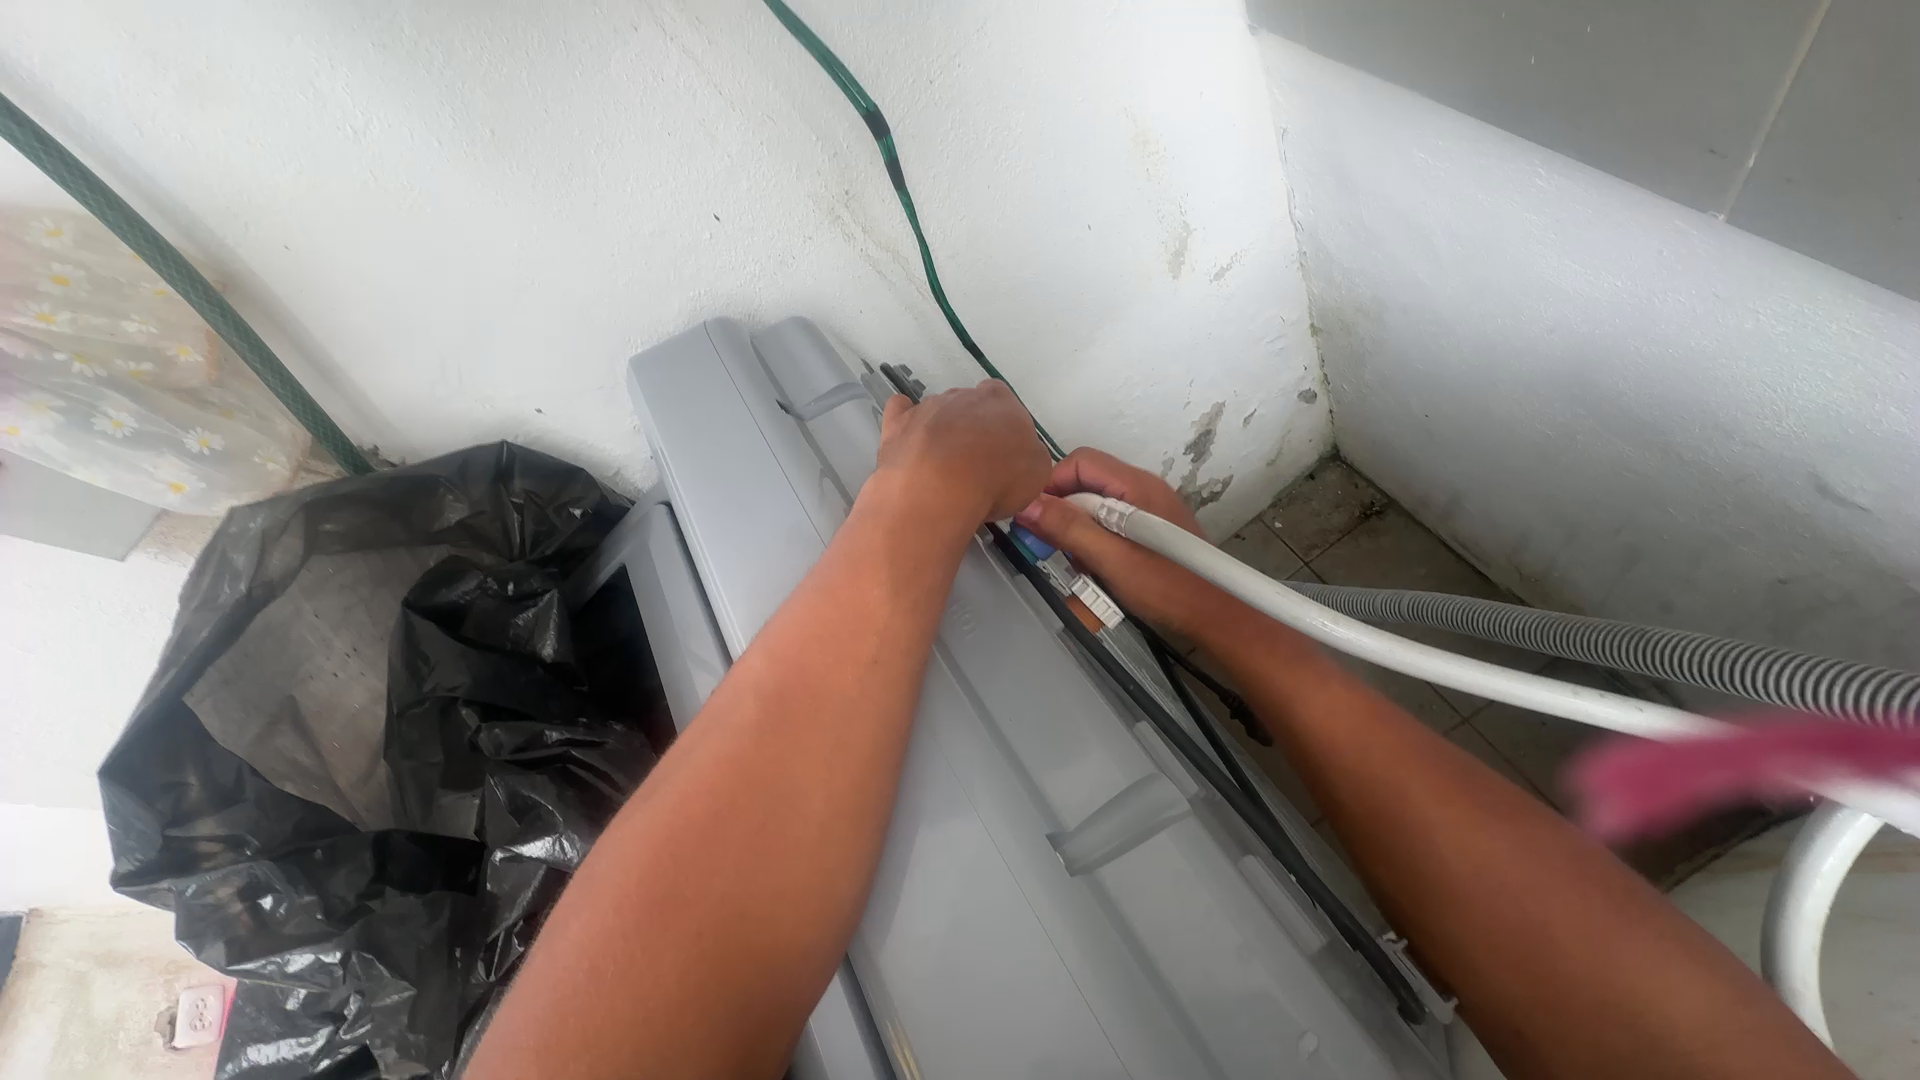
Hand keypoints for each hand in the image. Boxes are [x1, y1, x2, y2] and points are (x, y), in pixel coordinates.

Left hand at [874, 381, 1050, 525]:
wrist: (942, 486)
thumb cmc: (998, 477)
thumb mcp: (1037, 472)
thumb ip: (1029, 456)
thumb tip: (1019, 458)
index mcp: (1001, 400)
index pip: (1006, 404)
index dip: (1004, 430)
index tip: (1003, 456)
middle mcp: (963, 395)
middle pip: (970, 408)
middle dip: (972, 431)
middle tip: (974, 467)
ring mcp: (927, 407)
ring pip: (938, 413)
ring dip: (941, 434)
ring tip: (942, 470)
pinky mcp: (897, 424)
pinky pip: (900, 413)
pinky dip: (905, 425)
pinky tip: (909, 444)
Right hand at [1014, 448, 1218, 632]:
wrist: (1214, 617)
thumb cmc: (1167, 587)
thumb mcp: (1110, 558)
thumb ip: (1068, 528)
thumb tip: (1026, 505)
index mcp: (1136, 485)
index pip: (1079, 462)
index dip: (1051, 486)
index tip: (1034, 519)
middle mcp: (1142, 488)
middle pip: (1086, 482)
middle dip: (1063, 512)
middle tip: (1053, 546)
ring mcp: (1148, 509)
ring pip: (1095, 506)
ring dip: (1078, 532)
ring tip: (1080, 563)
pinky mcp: (1149, 531)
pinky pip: (1109, 524)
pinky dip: (1094, 542)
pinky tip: (1097, 569)